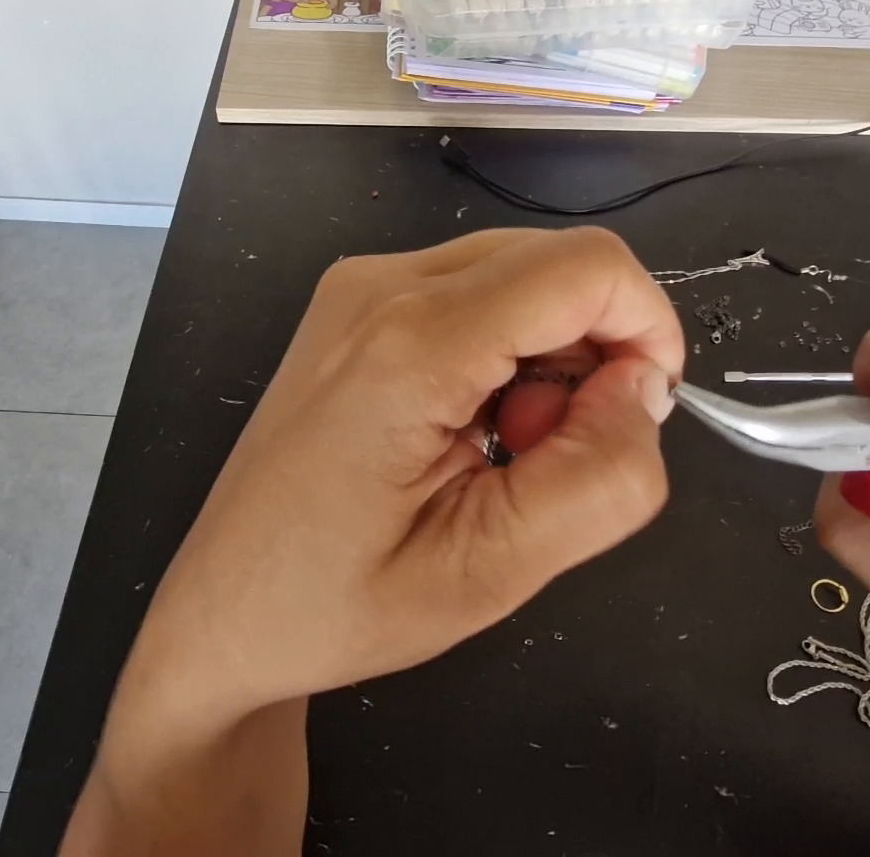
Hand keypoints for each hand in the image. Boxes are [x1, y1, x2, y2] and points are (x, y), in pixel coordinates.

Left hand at [116, 226, 684, 733]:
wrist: (222, 605)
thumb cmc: (337, 602)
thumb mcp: (491, 570)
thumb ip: (599, 478)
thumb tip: (643, 388)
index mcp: (412, 343)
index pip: (586, 267)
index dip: (647, 327)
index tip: (636, 414)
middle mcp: (382, 285)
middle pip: (555, 264)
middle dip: (591, 350)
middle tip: (541, 451)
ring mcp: (359, 287)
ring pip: (519, 276)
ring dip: (545, 356)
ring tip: (494, 448)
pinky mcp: (354, 305)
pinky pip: (472, 293)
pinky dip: (502, 349)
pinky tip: (461, 425)